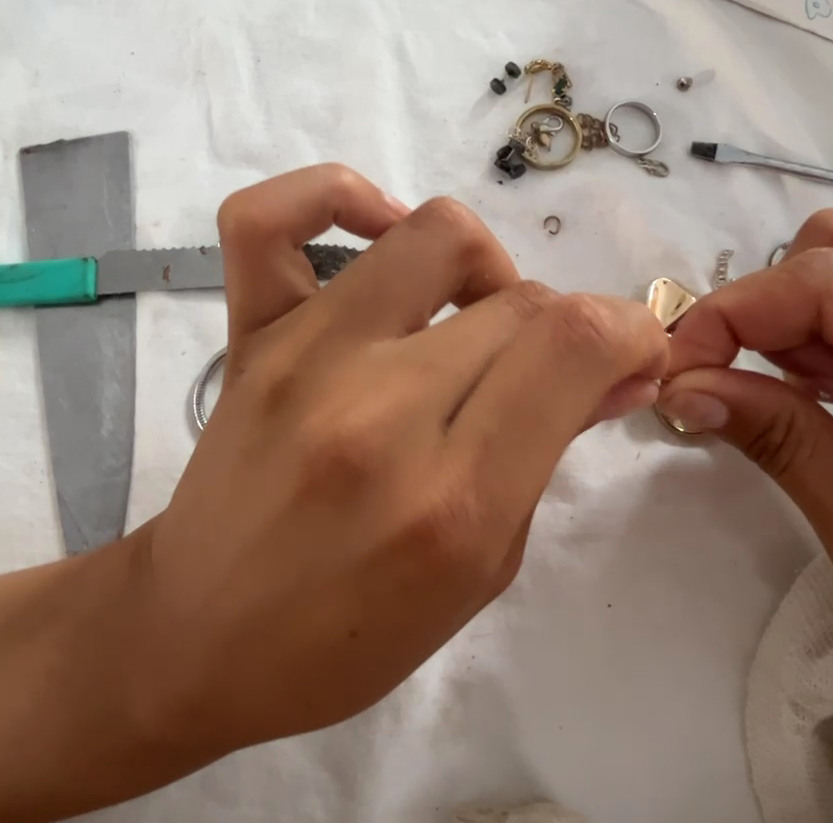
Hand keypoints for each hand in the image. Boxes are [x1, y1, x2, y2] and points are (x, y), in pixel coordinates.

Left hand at [128, 165, 667, 759]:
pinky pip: (267, 219)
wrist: (200, 636)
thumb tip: (618, 368)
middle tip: (551, 369)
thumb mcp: (482, 572)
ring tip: (475, 317)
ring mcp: (302, 359)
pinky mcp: (248, 336)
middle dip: (566, 326)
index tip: (632, 353)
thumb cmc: (350, 635)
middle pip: (519, 301)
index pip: (574, 345)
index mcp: (453, 498)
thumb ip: (550, 455)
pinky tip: (378, 229)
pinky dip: (334, 195)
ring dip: (487, 268)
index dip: (631, 330)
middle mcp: (378, 410)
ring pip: (434, 236)